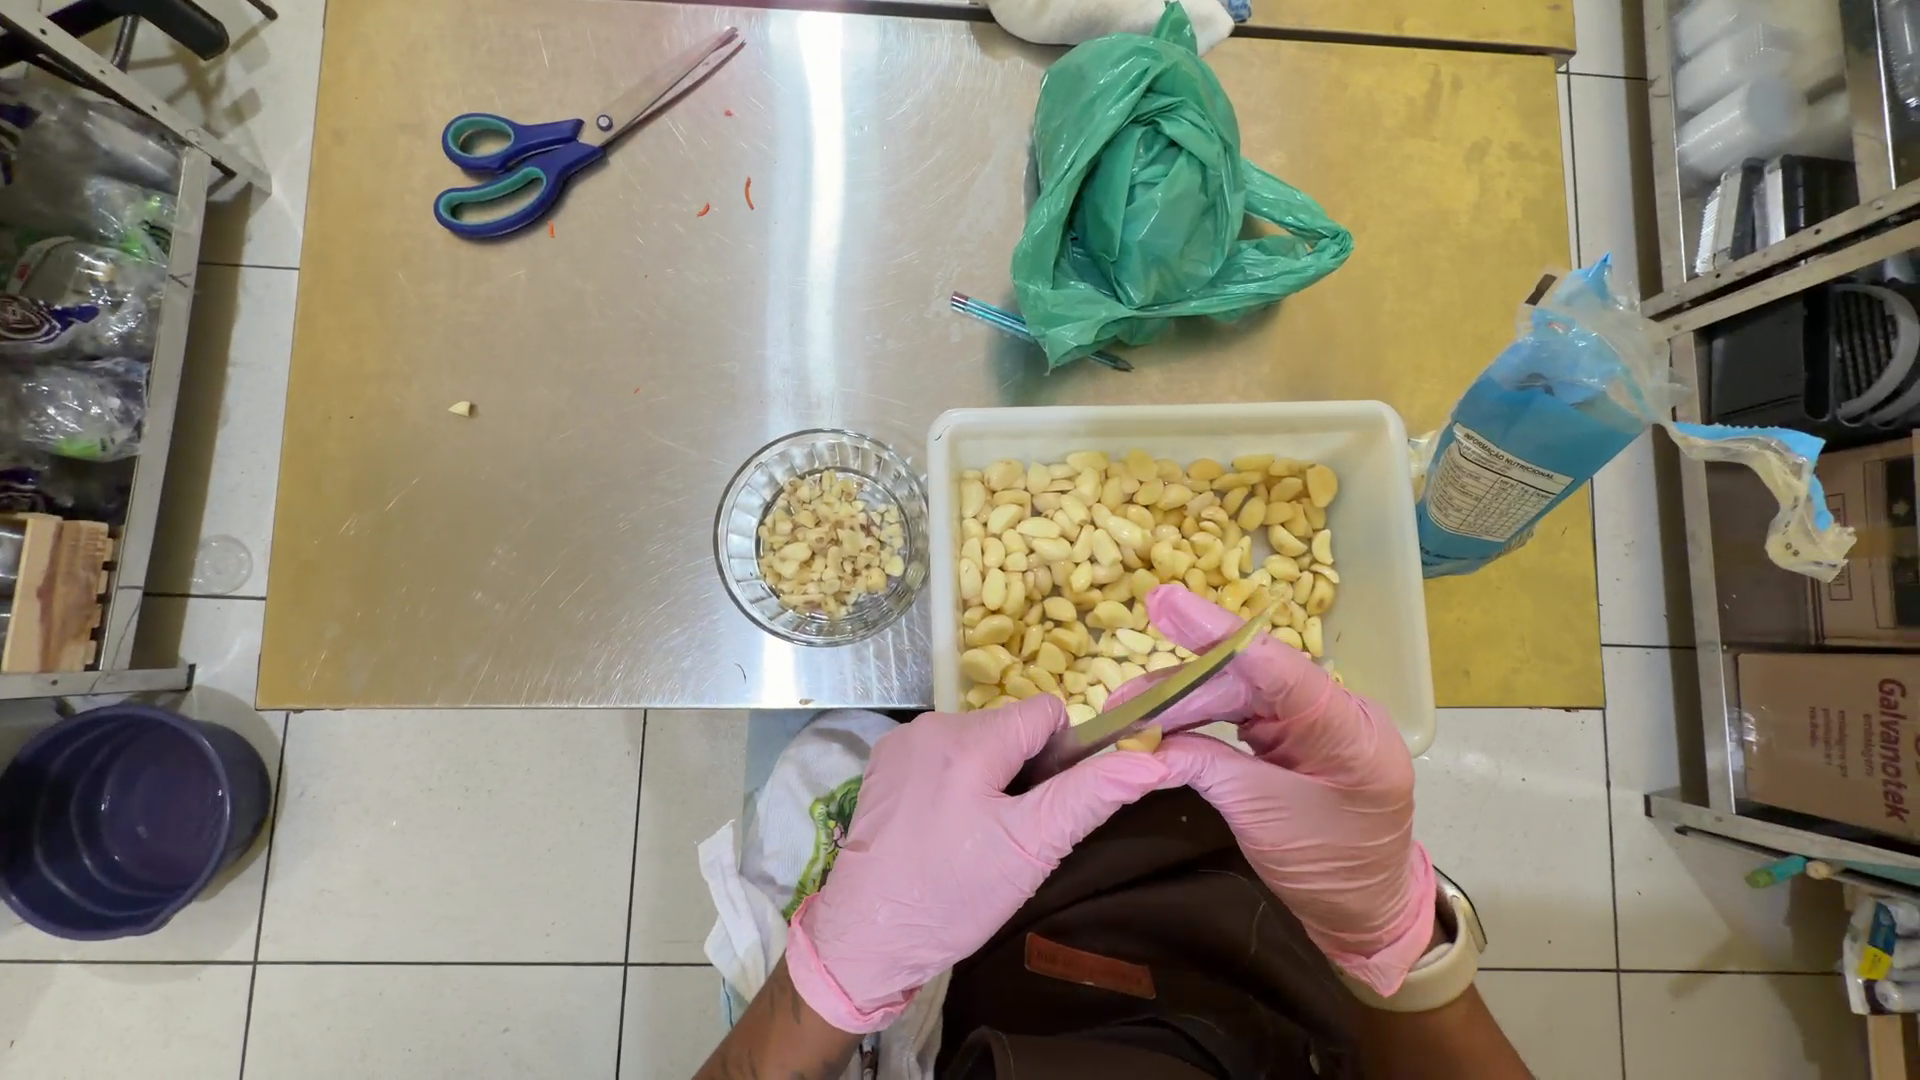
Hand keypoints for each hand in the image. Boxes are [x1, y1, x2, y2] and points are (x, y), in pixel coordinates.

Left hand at [785, 695, 1176, 1032]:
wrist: (865, 937)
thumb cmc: (953, 896)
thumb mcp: (1031, 850)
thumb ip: (1088, 796)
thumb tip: (1150, 760)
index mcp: (971, 737)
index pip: (1045, 712)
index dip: (1060, 755)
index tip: (1042, 805)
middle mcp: (933, 723)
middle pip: (1009, 726)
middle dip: (1021, 769)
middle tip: (1005, 831)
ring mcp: (901, 740)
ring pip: (977, 740)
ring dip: (987, 774)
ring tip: (970, 833)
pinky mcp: (882, 761)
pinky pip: (940, 751)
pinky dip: (953, 778)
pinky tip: (940, 825)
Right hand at [1112, 585, 1436, 996]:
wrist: (1361, 910)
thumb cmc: (1329, 868)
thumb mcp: (1263, 818)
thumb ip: (1206, 766)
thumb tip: (1143, 739)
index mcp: (1351, 732)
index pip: (1280, 669)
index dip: (1220, 634)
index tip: (1167, 603)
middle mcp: (1333, 711)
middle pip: (1246, 679)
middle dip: (1181, 686)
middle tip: (1121, 698)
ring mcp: (1309, 719)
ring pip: (1234, 691)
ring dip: (1179, 701)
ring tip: (1125, 710)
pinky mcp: (1288, 731)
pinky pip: (1235, 711)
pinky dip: (1194, 716)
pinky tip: (1158, 716)